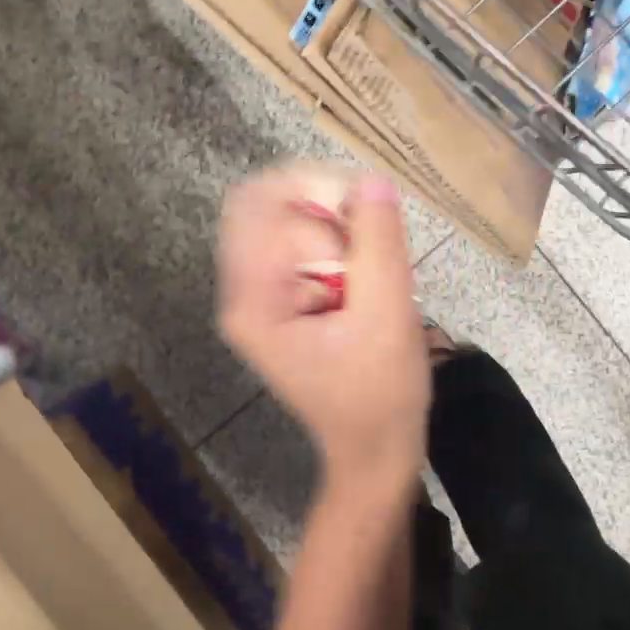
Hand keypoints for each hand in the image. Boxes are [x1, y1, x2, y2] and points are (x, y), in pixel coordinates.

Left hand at [217, 167, 429, 482]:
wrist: (376, 449)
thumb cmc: (379, 393)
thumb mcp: (386, 315)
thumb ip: (378, 243)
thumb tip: (372, 179)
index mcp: (253, 299)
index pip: (259, 202)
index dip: (311, 192)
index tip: (359, 216)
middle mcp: (243, 290)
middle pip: (272, 204)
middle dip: (327, 211)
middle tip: (368, 248)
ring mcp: (261, 294)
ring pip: (292, 219)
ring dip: (338, 228)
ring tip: (369, 273)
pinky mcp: (283, 298)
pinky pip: (305, 242)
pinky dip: (340, 244)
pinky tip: (364, 278)